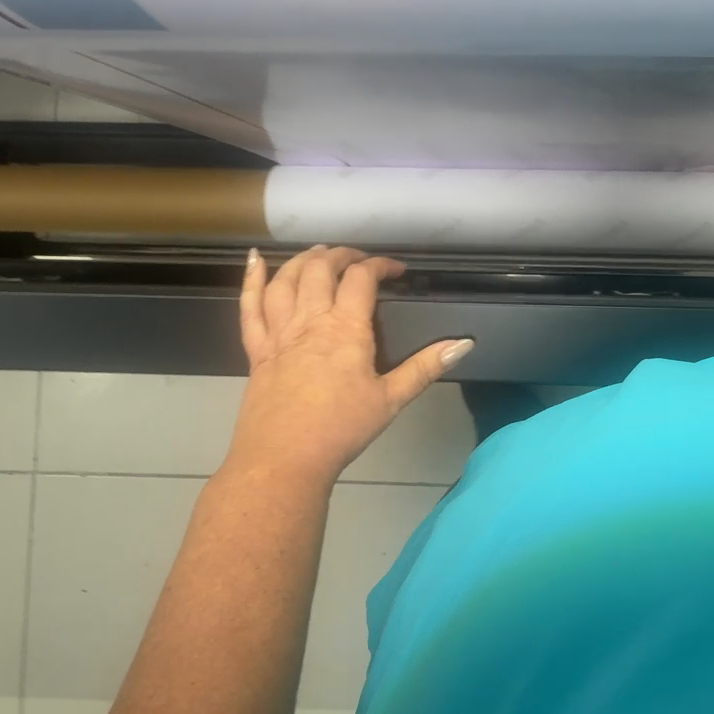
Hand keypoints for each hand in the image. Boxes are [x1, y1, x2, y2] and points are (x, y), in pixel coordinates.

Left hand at [228, 245, 472, 482]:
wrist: (284, 460)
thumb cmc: (341, 430)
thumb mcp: (391, 399)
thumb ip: (426, 367)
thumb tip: (464, 343)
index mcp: (346, 329)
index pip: (362, 278)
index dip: (380, 265)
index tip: (396, 270)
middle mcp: (311, 321)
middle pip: (321, 269)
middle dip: (341, 255)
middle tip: (357, 258)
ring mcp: (279, 333)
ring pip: (286, 280)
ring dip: (303, 259)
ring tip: (317, 253)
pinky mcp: (257, 350)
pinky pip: (249, 306)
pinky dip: (251, 279)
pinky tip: (253, 259)